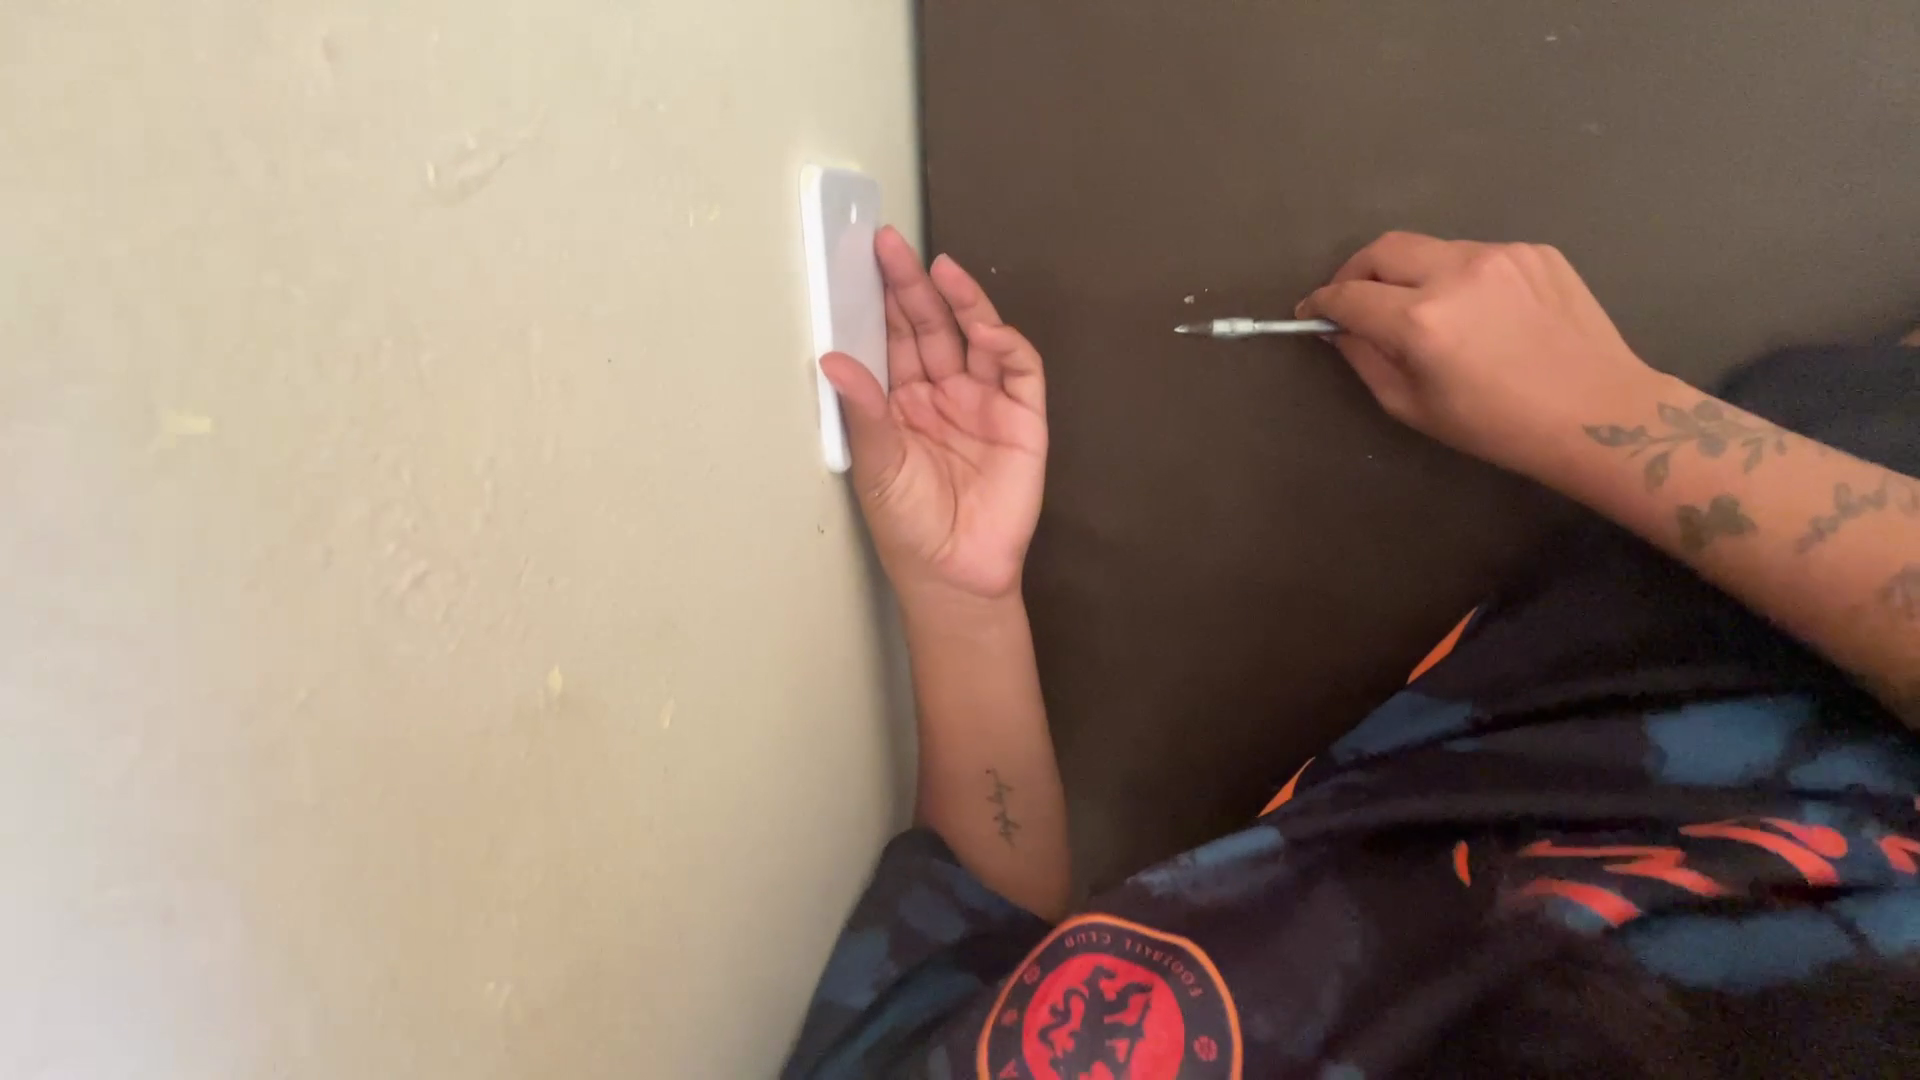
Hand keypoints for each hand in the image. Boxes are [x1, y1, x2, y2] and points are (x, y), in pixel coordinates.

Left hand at [820, 227, 1046, 602]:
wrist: (957, 574)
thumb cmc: (910, 525)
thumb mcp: (879, 467)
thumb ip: (863, 412)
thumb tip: (831, 359)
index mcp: (903, 404)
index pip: (894, 342)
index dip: (881, 304)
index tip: (862, 264)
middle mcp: (944, 395)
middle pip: (932, 329)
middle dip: (913, 289)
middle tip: (892, 247)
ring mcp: (985, 403)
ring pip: (976, 339)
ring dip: (962, 303)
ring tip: (939, 270)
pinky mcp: (1023, 419)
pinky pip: (1019, 370)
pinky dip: (1006, 344)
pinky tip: (984, 326)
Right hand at [1298, 232, 1663, 476]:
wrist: (1597, 411)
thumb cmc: (1493, 424)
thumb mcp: (1409, 405)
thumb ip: (1365, 359)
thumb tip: (1340, 330)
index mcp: (1421, 321)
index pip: (1349, 296)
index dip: (1320, 304)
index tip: (1310, 313)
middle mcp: (1457, 274)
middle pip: (1382, 250)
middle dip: (1353, 272)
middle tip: (1350, 300)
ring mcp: (1501, 256)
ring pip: (1428, 248)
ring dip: (1405, 273)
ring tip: (1413, 308)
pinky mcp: (1534, 252)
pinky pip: (1472, 255)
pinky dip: (1452, 276)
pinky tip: (1469, 310)